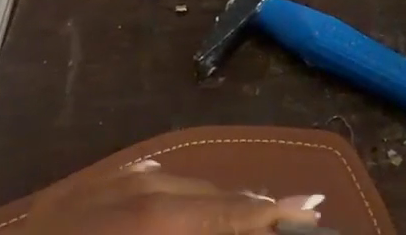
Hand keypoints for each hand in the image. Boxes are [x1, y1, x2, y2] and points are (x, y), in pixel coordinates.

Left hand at [21, 160, 323, 234]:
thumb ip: (204, 232)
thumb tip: (240, 224)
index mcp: (161, 220)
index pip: (234, 214)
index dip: (276, 213)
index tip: (315, 207)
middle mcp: (146, 190)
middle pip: (216, 197)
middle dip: (255, 206)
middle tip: (295, 212)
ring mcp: (115, 181)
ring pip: (186, 184)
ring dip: (219, 199)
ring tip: (249, 208)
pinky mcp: (90, 184)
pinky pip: (150, 176)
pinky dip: (178, 189)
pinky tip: (186, 196)